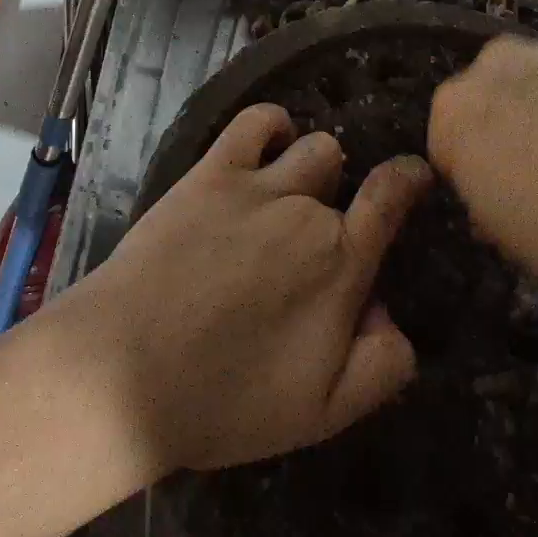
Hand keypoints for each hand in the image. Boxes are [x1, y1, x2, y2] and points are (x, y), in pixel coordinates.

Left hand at [60, 103, 431, 471]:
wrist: (124, 374)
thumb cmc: (224, 400)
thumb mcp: (322, 414)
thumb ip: (380, 366)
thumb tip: (388, 314)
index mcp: (342, 263)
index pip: (391, 197)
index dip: (409, 177)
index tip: (413, 173)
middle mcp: (308, 212)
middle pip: (347, 178)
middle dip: (341, 202)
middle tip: (310, 244)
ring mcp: (257, 186)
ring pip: (313, 148)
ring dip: (315, 164)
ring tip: (292, 189)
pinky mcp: (209, 174)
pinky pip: (255, 122)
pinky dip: (272, 124)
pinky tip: (269, 143)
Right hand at [428, 36, 537, 433]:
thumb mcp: (518, 240)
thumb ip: (491, 194)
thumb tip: (502, 183)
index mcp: (459, 114)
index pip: (445, 132)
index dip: (470, 169)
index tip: (498, 201)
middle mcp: (504, 67)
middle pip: (487, 91)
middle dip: (504, 125)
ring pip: (536, 80)